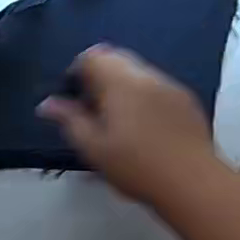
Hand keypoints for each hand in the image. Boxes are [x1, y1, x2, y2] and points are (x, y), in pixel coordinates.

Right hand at [37, 44, 221, 206]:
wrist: (191, 182)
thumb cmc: (135, 167)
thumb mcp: (93, 148)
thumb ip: (69, 120)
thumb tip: (47, 103)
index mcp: (120, 82)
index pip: (92, 57)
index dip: (76, 72)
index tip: (73, 100)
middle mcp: (147, 76)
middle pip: (116, 59)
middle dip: (99, 78)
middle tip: (92, 113)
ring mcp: (171, 86)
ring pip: (138, 73)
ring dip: (122, 88)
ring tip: (117, 125)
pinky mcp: (187, 101)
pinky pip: (157, 88)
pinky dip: (143, 99)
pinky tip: (144, 130)